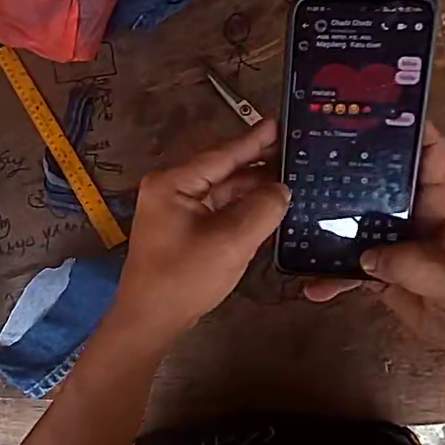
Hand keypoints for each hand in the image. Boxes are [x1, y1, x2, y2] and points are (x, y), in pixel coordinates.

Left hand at [110, 121, 289, 345]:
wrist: (150, 320)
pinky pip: (217, 207)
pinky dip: (242, 206)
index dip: (254, 140)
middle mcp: (171, 187)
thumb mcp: (231, 241)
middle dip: (257, 164)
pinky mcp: (182, 227)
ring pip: (222, 189)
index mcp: (173, 182)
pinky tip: (267, 203)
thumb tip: (282, 188)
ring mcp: (175, 207)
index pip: (222, 154)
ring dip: (252, 187)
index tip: (280, 124)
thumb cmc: (184, 278)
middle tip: (293, 151)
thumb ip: (262, 209)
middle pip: (222, 169)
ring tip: (288, 177)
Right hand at [304, 123, 444, 359]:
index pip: (427, 151)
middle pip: (379, 178)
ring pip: (355, 219)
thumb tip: (366, 256)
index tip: (364, 112)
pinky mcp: (380, 268)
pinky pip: (348, 264)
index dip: (403, 127)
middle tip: (306, 156)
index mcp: (443, 202)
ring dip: (327, 220)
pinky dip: (329, 274)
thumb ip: (417, 267)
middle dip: (346, 166)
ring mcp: (394, 240)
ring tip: (293, 215)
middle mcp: (414, 213)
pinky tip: (309, 284)